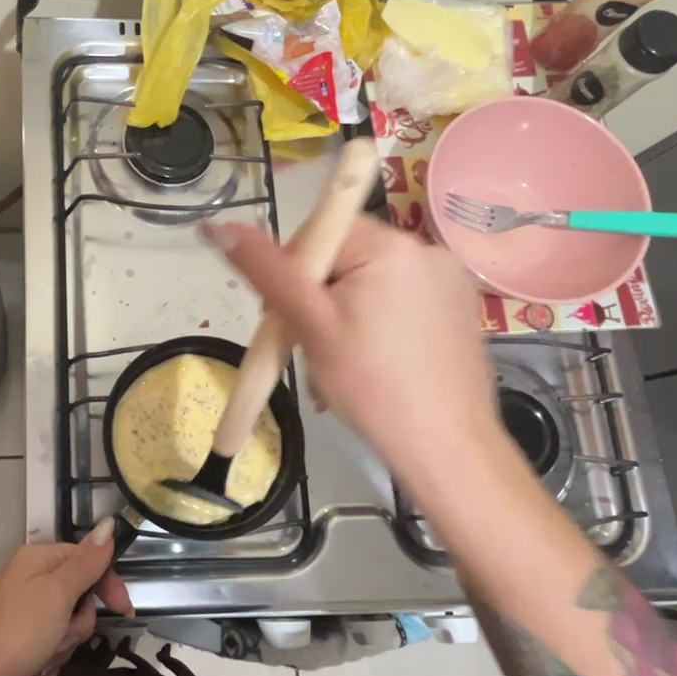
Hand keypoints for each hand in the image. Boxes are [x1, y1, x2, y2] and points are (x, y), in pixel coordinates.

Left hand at [0, 519, 133, 675]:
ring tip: (40, 655)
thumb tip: (110, 522)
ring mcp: (25, 614)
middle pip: (79, 599)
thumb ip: (87, 561)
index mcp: (38, 560)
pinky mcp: (21, 642)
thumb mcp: (58, 593)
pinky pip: (50, 649)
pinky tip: (28, 670)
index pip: (88, 560)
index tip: (123, 611)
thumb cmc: (18, 631)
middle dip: (76, 625)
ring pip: (67, 629)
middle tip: (59, 635)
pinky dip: (45, 663)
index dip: (107, 585)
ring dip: (60, 647)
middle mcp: (30, 580)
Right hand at [206, 217, 500, 483]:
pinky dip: (372, 328)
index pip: (319, 232)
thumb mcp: (308, 324)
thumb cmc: (373, 386)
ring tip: (333, 369)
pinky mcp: (457, 311)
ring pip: (367, 285)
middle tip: (306, 348)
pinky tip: (365, 367)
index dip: (292, 272)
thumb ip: (264, 270)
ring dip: (340, 319)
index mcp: (391, 245)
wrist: (447, 448)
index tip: (286, 316)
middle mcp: (426, 251)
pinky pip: (397, 304)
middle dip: (315, 301)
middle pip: (343, 259)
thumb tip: (218, 227)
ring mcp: (448, 282)